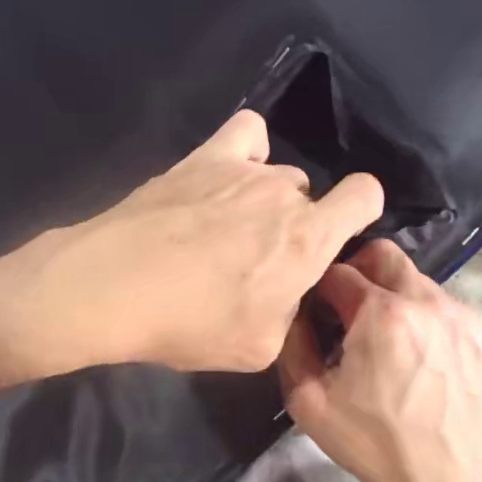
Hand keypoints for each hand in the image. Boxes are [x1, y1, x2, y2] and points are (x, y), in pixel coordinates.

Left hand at [16, 111, 383, 372]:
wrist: (115, 287)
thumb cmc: (191, 324)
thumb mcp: (260, 347)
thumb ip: (289, 312)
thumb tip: (286, 290)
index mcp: (307, 239)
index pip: (366, 196)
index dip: (360, 213)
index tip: (334, 239)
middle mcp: (283, 193)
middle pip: (309, 197)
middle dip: (295, 225)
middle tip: (256, 261)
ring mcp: (241, 169)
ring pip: (276, 175)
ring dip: (264, 199)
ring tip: (226, 228)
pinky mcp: (201, 158)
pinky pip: (245, 134)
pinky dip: (246, 151)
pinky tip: (225, 177)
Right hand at [278, 239, 481, 481]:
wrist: (454, 480)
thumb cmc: (376, 444)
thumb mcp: (309, 402)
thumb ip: (293, 345)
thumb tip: (293, 314)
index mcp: (380, 313)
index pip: (335, 271)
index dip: (315, 290)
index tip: (311, 315)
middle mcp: (424, 300)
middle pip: (381, 253)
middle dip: (354, 271)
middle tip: (341, 309)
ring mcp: (457, 313)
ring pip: (412, 276)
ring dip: (386, 293)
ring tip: (376, 337)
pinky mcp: (477, 331)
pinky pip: (437, 302)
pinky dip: (415, 313)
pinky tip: (408, 353)